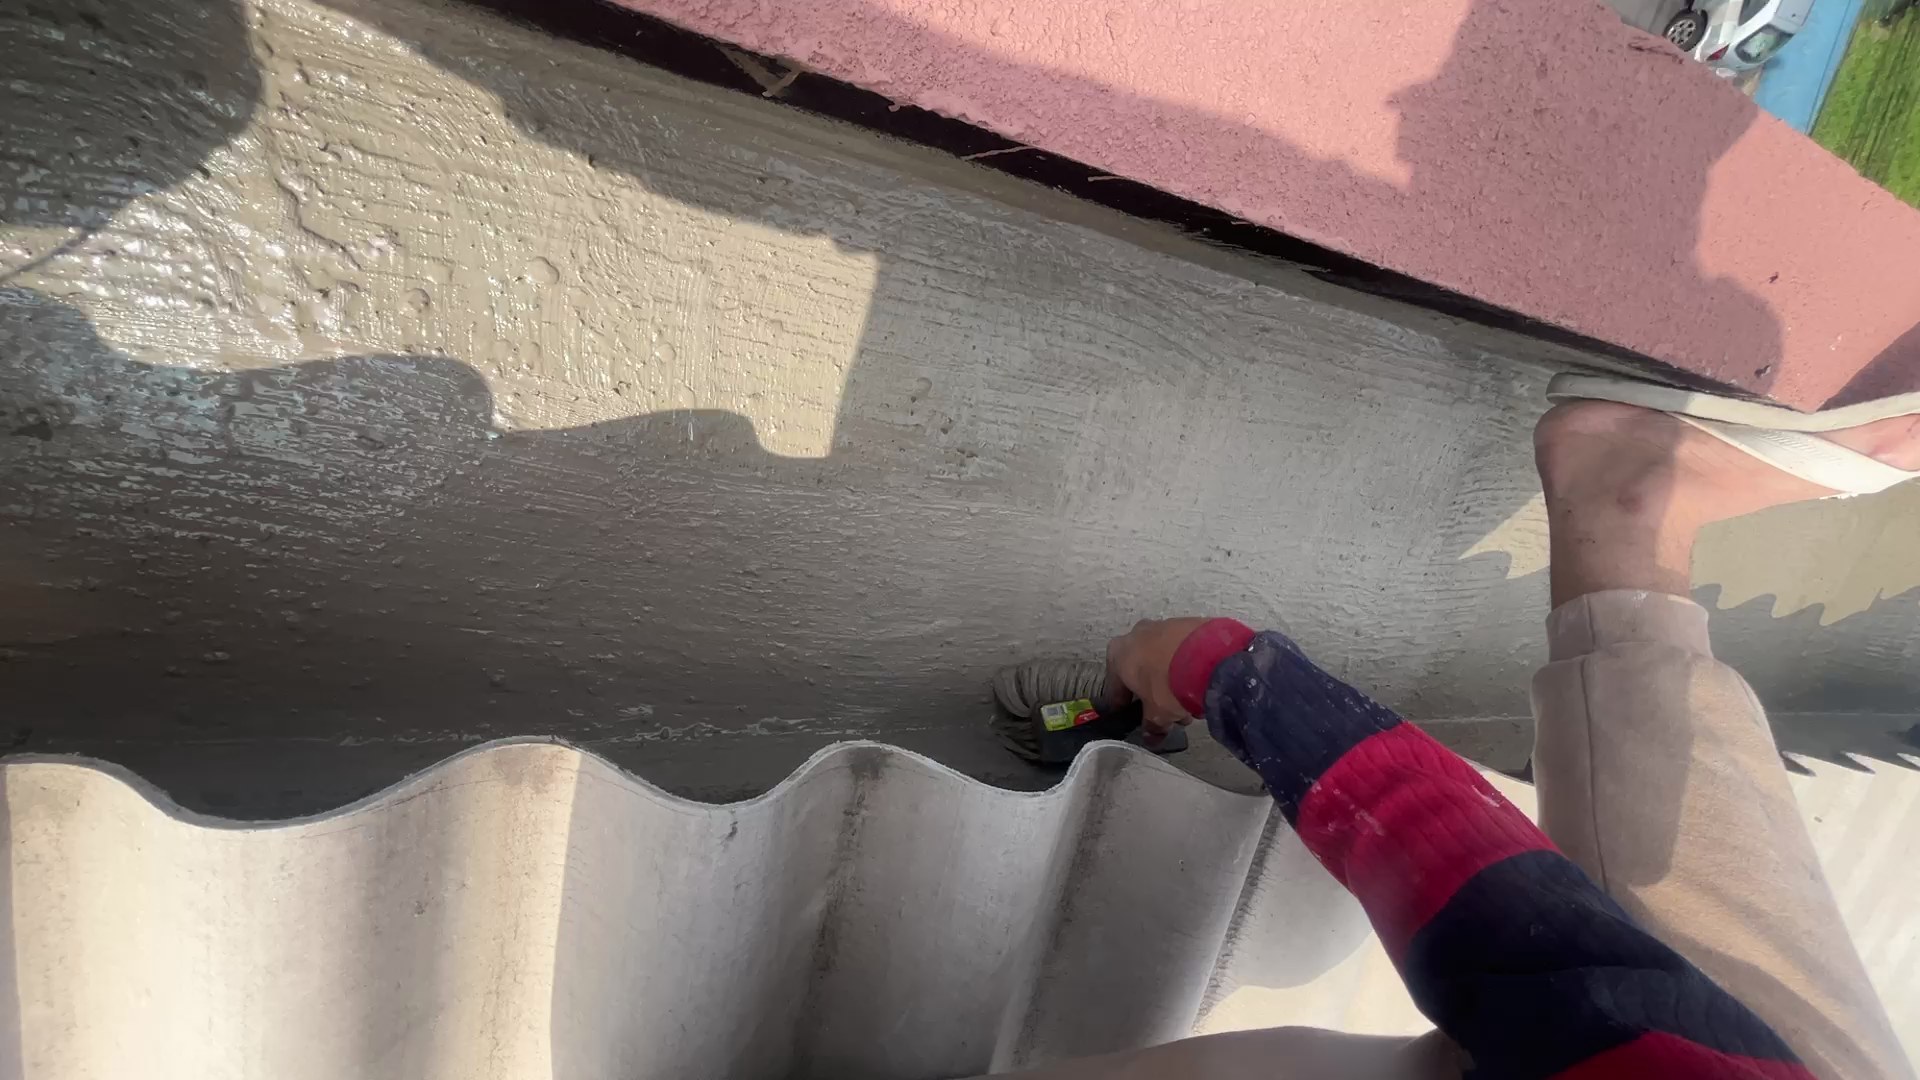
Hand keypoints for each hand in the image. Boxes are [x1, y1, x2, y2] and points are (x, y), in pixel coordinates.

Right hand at [1104, 617, 1209, 735]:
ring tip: (1192, 702)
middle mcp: (1135, 635)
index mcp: (1118, 654)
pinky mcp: (1188, 624)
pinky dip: (1188, 665)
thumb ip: (1151, 725)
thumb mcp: (1157, 713)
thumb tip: (1151, 738)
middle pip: (1142, 671)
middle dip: (1155, 693)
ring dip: (1172, 680)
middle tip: (1170, 712)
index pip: (1116, 687)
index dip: (1126, 706)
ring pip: (1163, 660)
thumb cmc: (1167, 685)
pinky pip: (1183, 650)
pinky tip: (1201, 682)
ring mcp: (1162, 626)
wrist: (1208, 656)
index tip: (1135, 718)